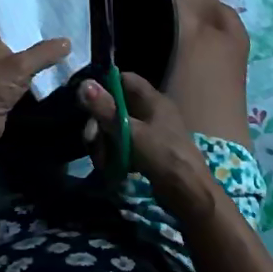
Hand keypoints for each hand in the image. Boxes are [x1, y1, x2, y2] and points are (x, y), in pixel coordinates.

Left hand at [0, 33, 71, 147]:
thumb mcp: (21, 66)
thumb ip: (45, 52)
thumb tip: (68, 41)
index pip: (16, 27)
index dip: (36, 25)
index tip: (58, 23)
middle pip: (22, 44)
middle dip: (42, 44)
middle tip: (68, 37)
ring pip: (25, 62)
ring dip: (41, 62)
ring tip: (66, 52)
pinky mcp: (3, 88)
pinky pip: (25, 77)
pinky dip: (37, 76)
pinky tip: (55, 71)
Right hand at [80, 72, 215, 216]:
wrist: (188, 191)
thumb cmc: (162, 155)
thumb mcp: (130, 132)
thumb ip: (106, 110)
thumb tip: (84, 84)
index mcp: (153, 99)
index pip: (125, 80)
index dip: (105, 85)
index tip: (86, 101)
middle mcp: (152, 111)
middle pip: (117, 107)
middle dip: (101, 124)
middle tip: (91, 141)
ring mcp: (151, 132)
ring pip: (118, 129)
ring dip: (105, 143)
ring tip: (102, 162)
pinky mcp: (149, 151)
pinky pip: (125, 146)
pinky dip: (115, 154)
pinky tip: (109, 168)